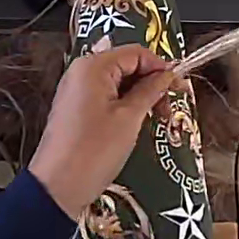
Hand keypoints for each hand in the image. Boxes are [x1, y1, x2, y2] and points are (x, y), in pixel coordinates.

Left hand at [29, 47, 174, 218]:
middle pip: (126, 64)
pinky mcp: (75, 105)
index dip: (161, 67)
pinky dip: (124, 103)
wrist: (57, 186)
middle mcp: (82, 70)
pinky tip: (136, 122)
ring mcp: (76, 88)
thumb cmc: (95, 149)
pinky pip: (105, 94)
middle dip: (151, 82)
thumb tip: (167, 74)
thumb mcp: (129, 118)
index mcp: (93, 66)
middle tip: (169, 110)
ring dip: (140, 95)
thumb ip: (150, 91)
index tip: (180, 88)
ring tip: (156, 119)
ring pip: (117, 81)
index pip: (136, 53)